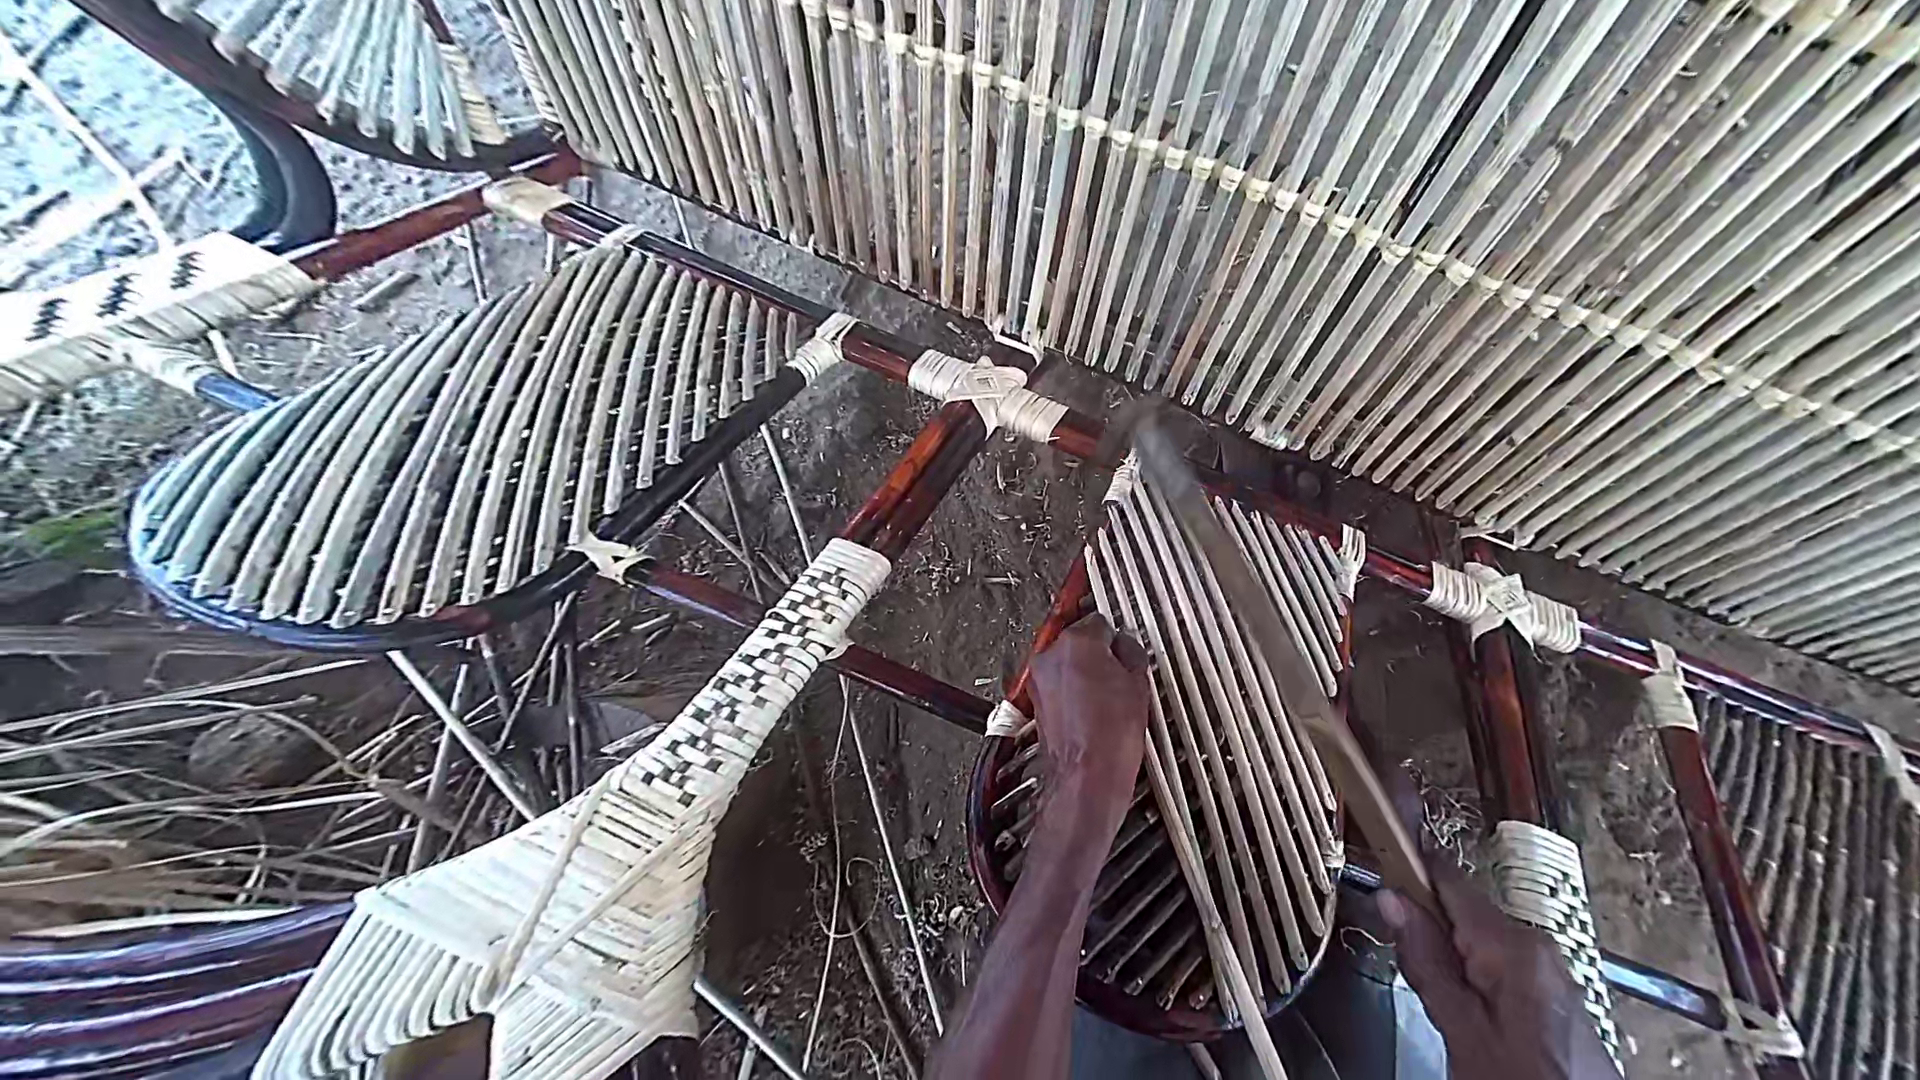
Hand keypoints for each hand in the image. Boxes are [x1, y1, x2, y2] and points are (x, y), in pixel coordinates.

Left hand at [1027, 612, 1150, 819]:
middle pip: (1079, 639)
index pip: (1100, 621)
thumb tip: (1125, 646)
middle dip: (1098, 652)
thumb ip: (1130, 653)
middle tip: (1119, 672)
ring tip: (1107, 695)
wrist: (1086, 776)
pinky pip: (1058, 682)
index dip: (1117, 636)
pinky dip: (1072, 689)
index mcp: (1078, 643)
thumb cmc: (1109, 737)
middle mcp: (1051, 655)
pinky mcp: (1036, 698)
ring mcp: (1041, 677)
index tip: (1124, 646)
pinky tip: (1092, 708)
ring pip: (1066, 661)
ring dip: (1083, 670)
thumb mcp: (1137, 685)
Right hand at [1376, 859, 1616, 1079]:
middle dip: (1421, 924)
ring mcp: (1548, 970)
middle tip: (1400, 958)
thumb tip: (1388, 896)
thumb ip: (1424, 960)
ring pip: (1470, 935)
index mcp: (1512, 944)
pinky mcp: (1550, 993)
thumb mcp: (1461, 1029)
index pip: (1445, 876)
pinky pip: (1490, 959)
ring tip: (1432, 994)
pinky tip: (1460, 1007)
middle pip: (1456, 907)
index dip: (1404, 863)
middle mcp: (1535, 945)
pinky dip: (1464, 970)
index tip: (1370, 857)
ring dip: (1440, 951)